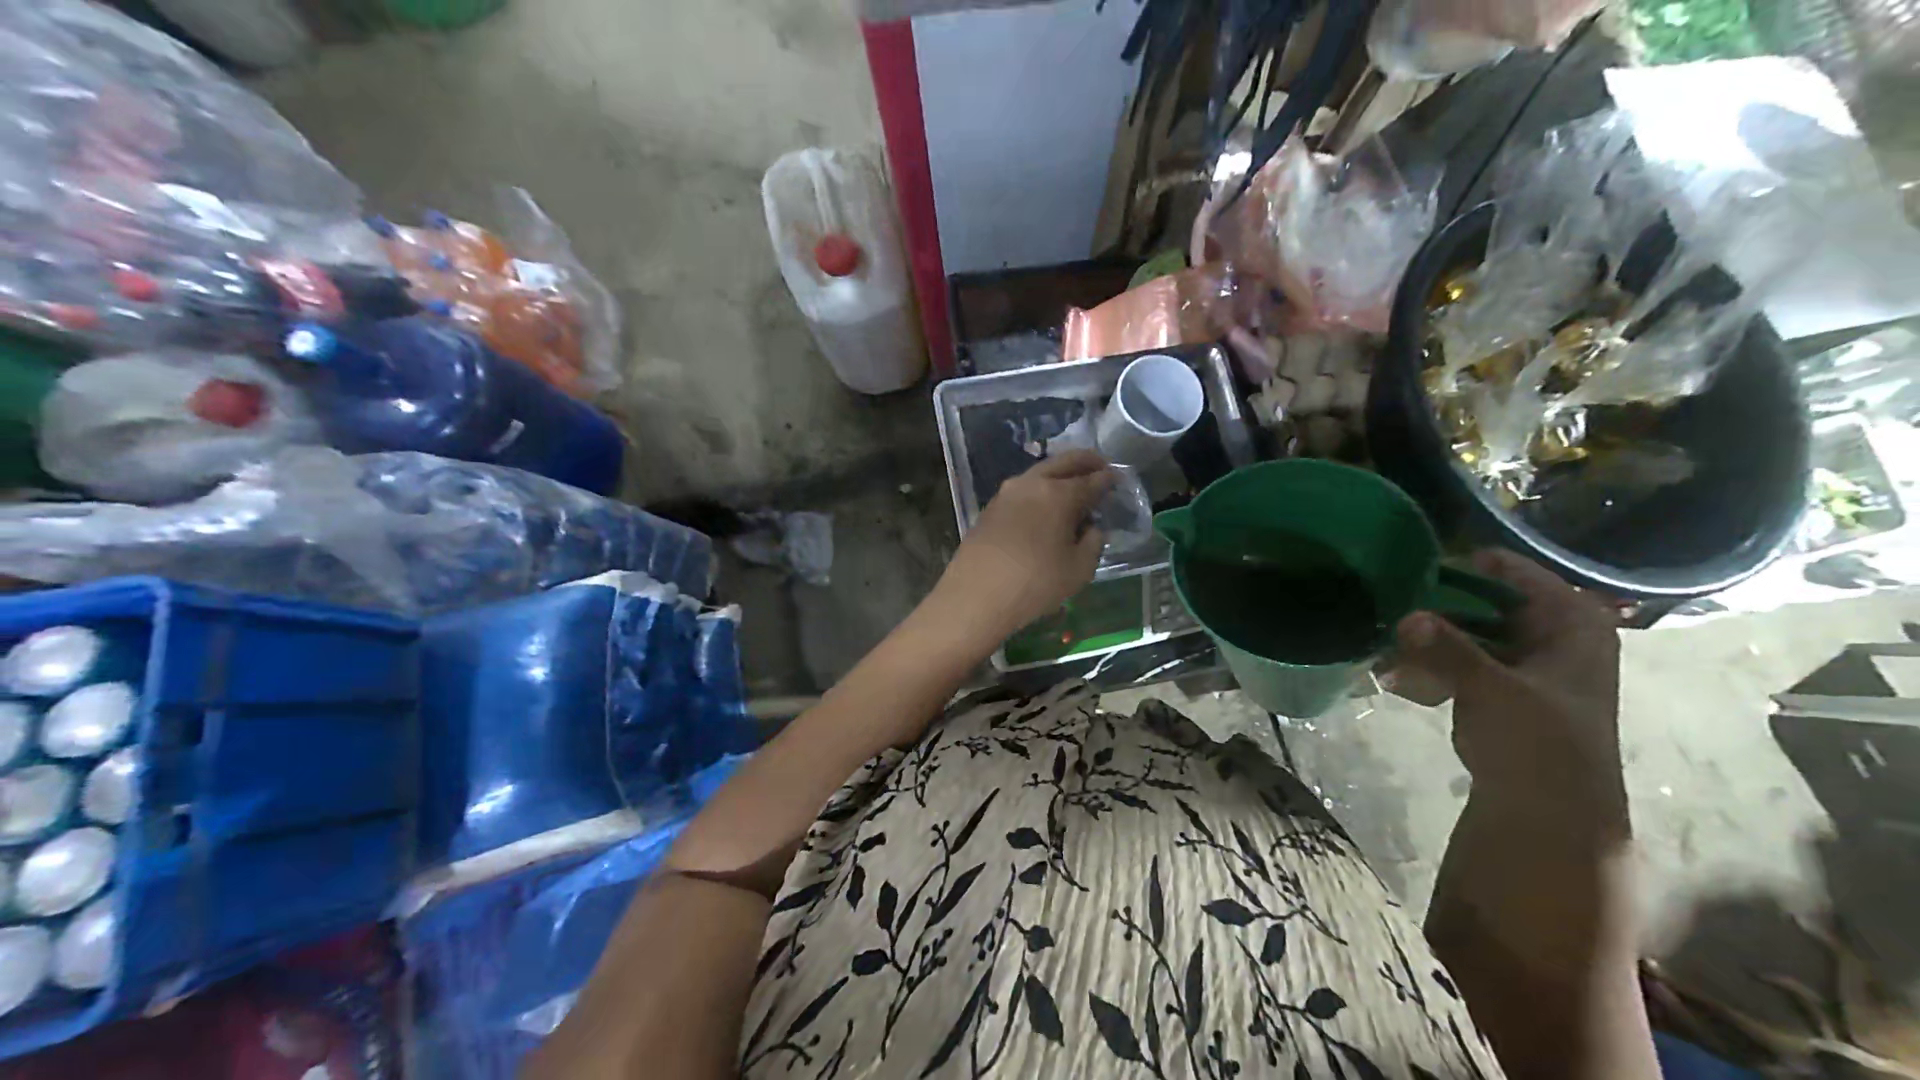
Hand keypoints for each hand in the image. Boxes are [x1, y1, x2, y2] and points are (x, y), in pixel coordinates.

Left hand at [928, 450, 1114, 645]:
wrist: (975, 596)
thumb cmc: (1035, 583)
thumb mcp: (1079, 569)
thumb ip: (1092, 543)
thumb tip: (1091, 528)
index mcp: (1058, 494)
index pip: (1091, 480)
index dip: (1107, 479)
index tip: (1116, 479)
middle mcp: (1031, 484)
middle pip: (1062, 463)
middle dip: (1084, 462)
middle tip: (1099, 467)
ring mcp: (1006, 494)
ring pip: (1039, 474)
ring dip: (1058, 476)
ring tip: (1072, 489)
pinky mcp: (990, 509)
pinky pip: (1023, 491)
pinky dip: (1039, 491)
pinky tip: (1045, 507)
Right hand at [1394, 549, 1625, 834]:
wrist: (1548, 814)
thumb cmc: (1541, 744)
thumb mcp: (1494, 690)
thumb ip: (1447, 649)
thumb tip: (1404, 616)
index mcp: (1571, 622)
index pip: (1513, 571)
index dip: (1464, 566)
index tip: (1410, 569)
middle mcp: (1549, 632)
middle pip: (1482, 598)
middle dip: (1434, 603)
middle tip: (1386, 604)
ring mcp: (1520, 658)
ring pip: (1464, 626)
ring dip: (1425, 633)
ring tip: (1382, 639)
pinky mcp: (1493, 683)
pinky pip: (1455, 654)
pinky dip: (1427, 658)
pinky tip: (1393, 667)